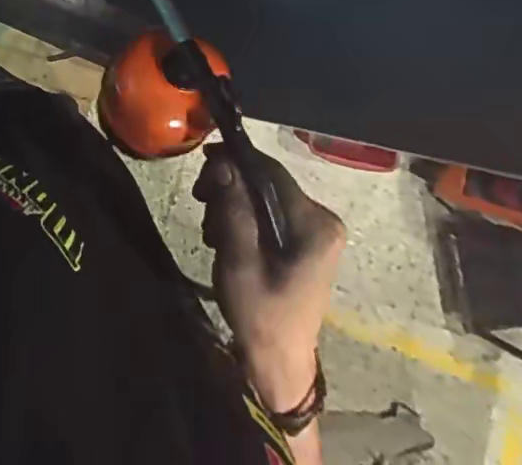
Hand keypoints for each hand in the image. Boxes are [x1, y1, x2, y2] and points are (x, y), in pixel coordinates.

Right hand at [194, 142, 345, 410]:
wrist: (278, 364)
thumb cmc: (261, 317)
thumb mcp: (240, 262)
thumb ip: (233, 209)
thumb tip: (223, 163)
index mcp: (315, 223)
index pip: (272, 172)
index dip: (237, 159)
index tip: (204, 157)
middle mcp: (322, 219)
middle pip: (267, 182)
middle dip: (230, 186)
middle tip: (200, 201)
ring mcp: (315, 230)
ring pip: (264, 195)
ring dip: (232, 204)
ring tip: (213, 232)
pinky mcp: (304, 241)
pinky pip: (268, 212)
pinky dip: (243, 216)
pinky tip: (226, 237)